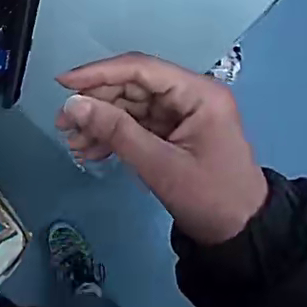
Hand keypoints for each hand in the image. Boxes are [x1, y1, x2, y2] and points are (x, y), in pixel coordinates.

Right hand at [56, 53, 267, 244]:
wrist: (244, 238)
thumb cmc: (210, 199)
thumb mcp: (160, 166)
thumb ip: (115, 131)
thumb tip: (72, 104)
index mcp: (198, 93)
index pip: (140, 68)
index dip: (98, 73)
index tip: (64, 83)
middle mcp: (190, 94)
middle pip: (131, 85)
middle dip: (95, 102)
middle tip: (63, 122)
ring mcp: (181, 112)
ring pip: (129, 104)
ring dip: (99, 121)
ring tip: (73, 141)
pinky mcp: (173, 129)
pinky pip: (135, 122)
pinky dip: (112, 134)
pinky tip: (90, 149)